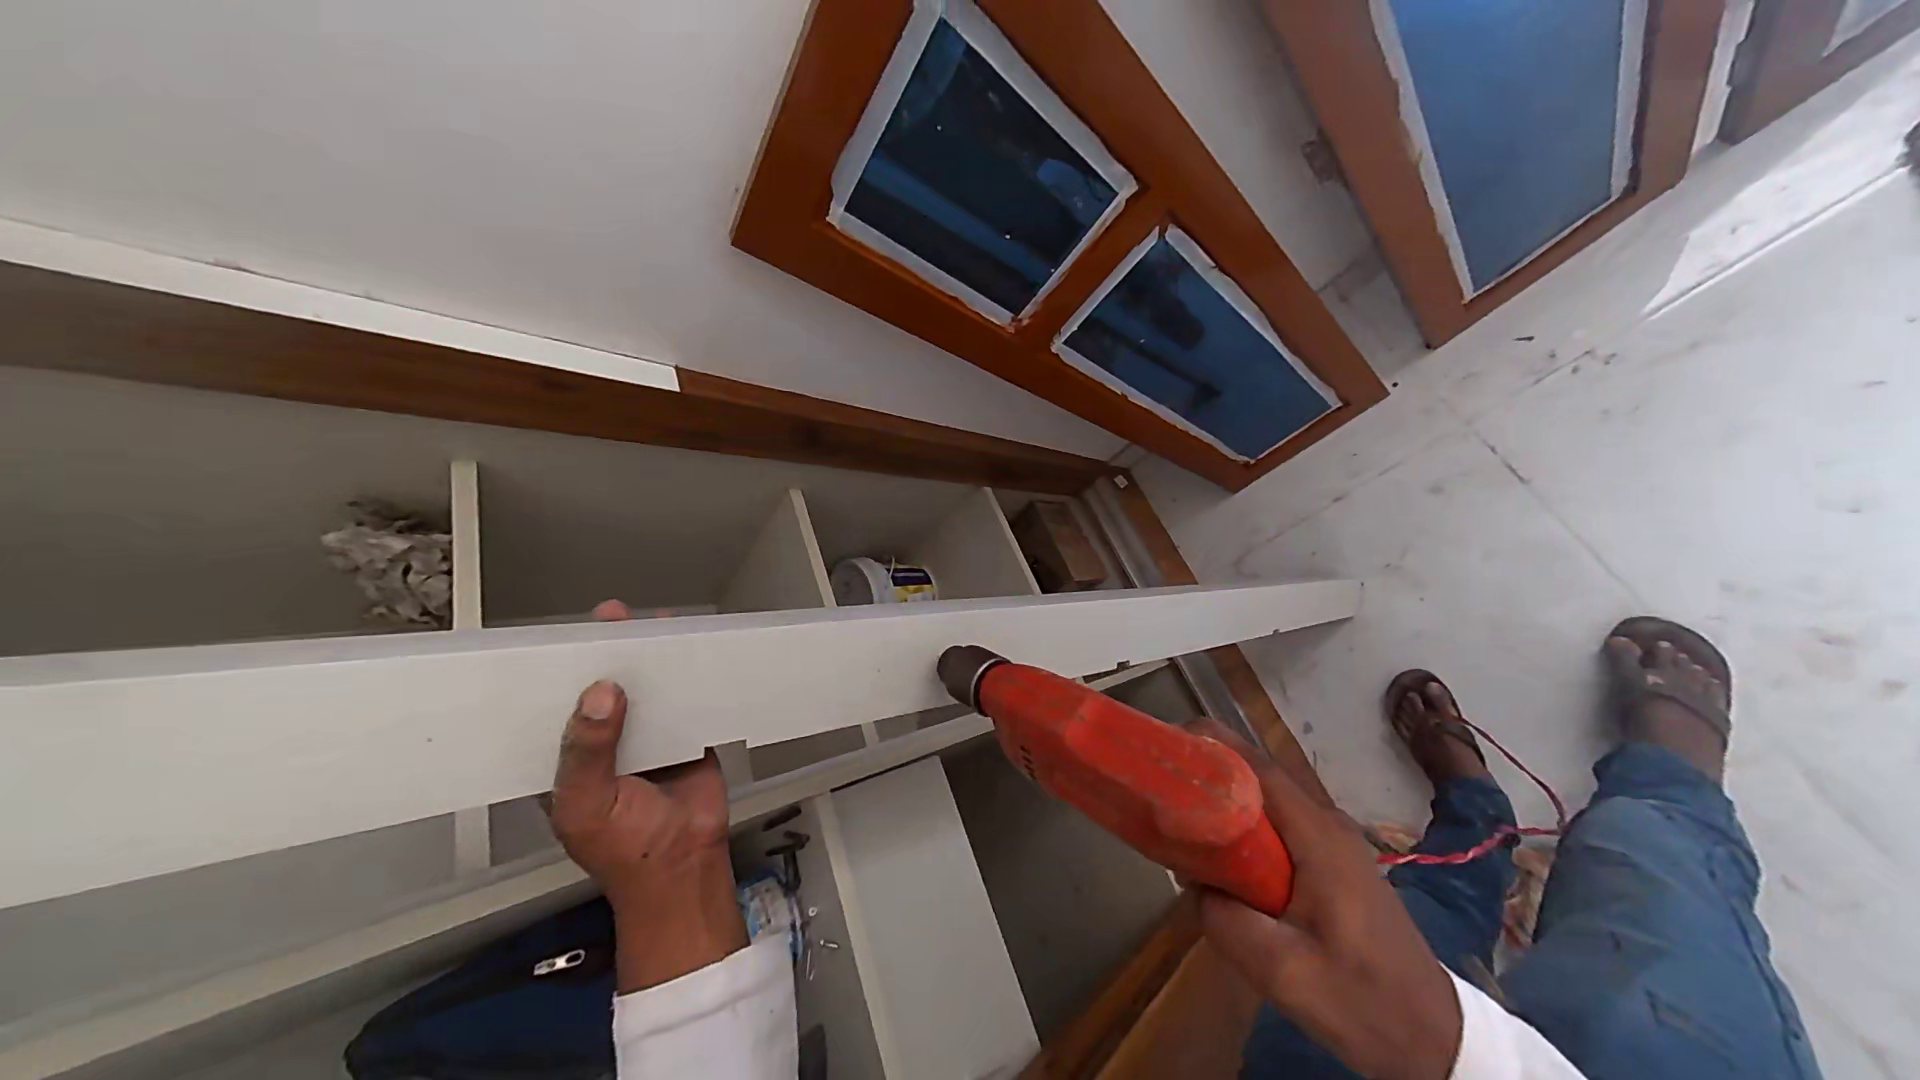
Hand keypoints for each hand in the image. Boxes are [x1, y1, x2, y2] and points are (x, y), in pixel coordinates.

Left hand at [547, 599, 746, 991]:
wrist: (687, 864)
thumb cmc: (623, 846)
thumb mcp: (587, 804)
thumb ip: (588, 751)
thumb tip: (601, 690)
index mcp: (569, 759)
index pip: (556, 708)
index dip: (555, 673)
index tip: (559, 638)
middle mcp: (607, 740)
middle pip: (603, 689)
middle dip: (606, 653)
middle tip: (612, 616)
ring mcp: (649, 734)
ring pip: (646, 688)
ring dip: (650, 658)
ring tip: (654, 622)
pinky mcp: (687, 733)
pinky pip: (686, 698)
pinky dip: (690, 674)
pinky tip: (694, 649)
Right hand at [1194, 721, 1461, 1079]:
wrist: (1433, 1038)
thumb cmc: (1363, 1001)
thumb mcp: (1284, 971)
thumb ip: (1226, 921)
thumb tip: (1193, 883)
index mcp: (1319, 837)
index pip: (1259, 769)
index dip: (1213, 746)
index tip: (1169, 740)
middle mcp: (1327, 825)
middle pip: (1258, 777)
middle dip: (1208, 769)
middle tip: (1161, 779)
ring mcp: (1332, 842)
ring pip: (1265, 802)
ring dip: (1222, 799)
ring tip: (1177, 812)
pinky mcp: (1330, 861)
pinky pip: (1276, 826)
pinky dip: (1241, 825)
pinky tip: (1216, 852)